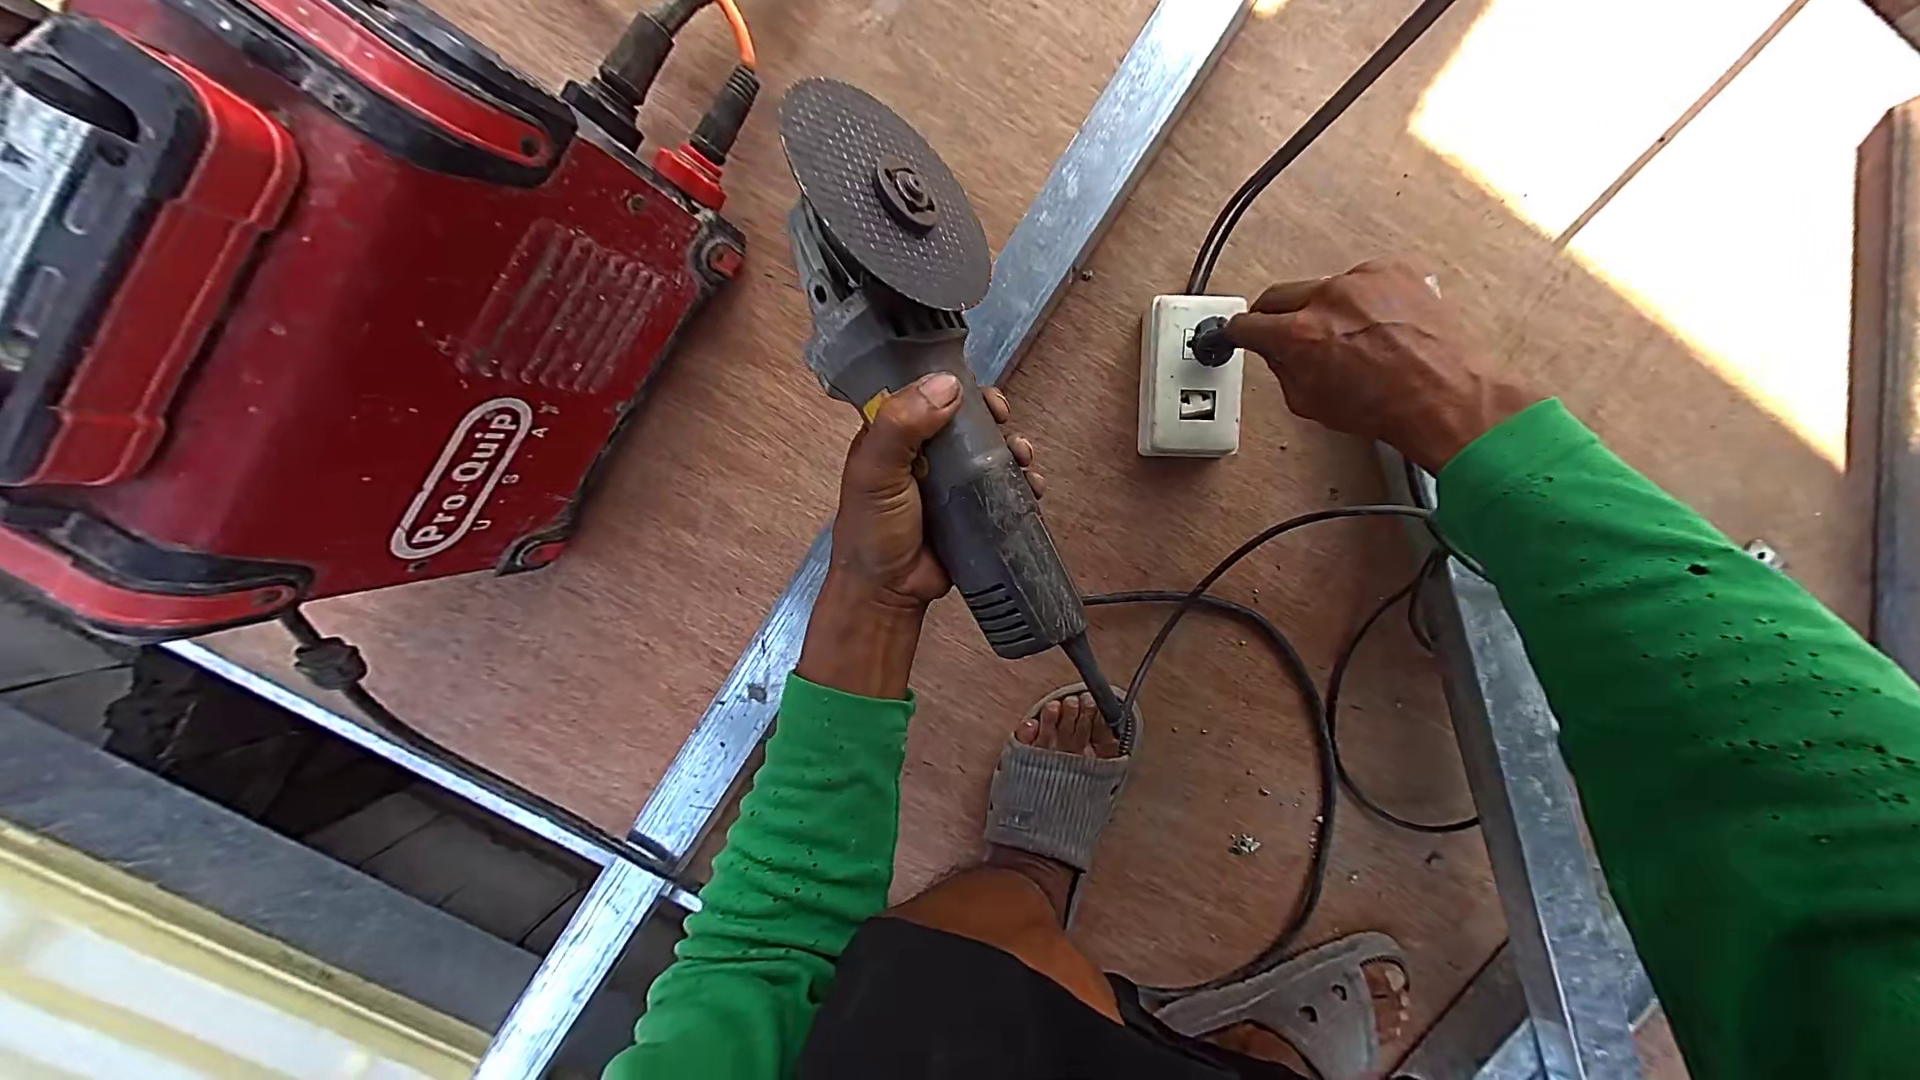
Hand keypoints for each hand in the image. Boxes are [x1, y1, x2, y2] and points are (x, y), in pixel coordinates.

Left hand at [800, 373, 1039, 698]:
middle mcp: (924, 452)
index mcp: (893, 434)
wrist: (891, 591)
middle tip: (1003, 419)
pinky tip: (1030, 484)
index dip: (953, 385)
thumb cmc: (873, 531)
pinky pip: (1003, 484)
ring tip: (1022, 456)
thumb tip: (946, 385)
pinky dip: (1022, 480)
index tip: (976, 390)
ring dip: (1013, 447)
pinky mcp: (973, 506)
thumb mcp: (876, 471)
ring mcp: (951, 480)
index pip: (925, 393)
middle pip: (966, 419)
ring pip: (990, 450)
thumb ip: (900, 426)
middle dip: (991, 416)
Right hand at [1225, 259, 1538, 470]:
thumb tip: (1276, 352)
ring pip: (1320, 287)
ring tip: (1337, 335)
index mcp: (1299, 334)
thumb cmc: (1385, 405)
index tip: (1236, 332)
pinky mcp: (1395, 271)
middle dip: (1273, 316)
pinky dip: (1357, 299)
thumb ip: (1282, 368)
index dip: (1236, 332)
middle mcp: (1329, 299)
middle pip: (1277, 295)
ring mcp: (1364, 281)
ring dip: (1319, 308)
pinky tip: (1367, 324)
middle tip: (1277, 330)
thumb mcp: (1307, 401)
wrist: (1442, 395)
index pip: (1247, 323)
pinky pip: (1359, 280)